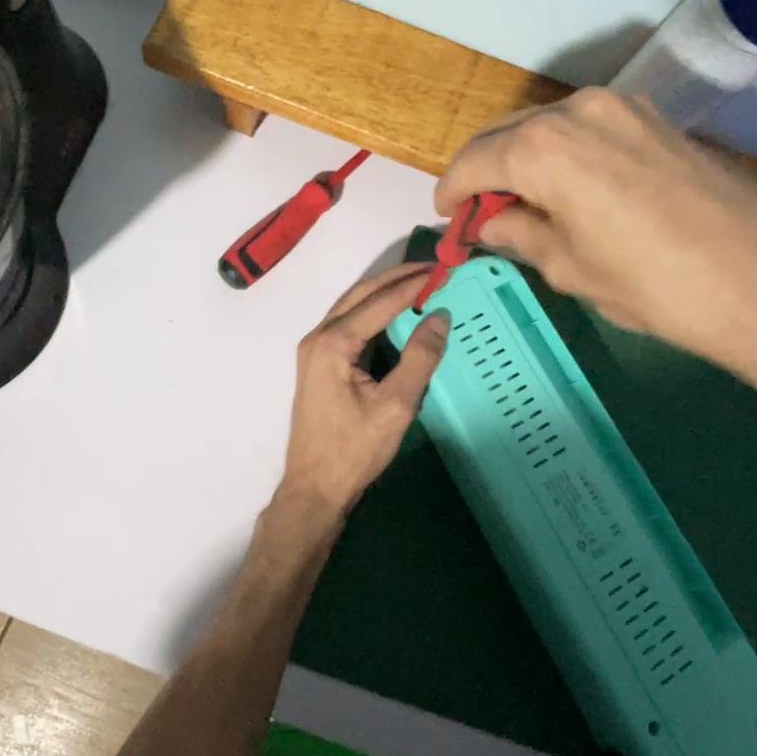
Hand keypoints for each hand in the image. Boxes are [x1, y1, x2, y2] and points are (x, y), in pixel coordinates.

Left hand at [281, 263, 449, 514]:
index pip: (379, 301)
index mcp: (333, 343)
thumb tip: (440, 315)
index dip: (412, 284)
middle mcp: (318, 337)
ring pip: (351, 306)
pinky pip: (347, 324)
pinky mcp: (318, 363)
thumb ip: (420, 357)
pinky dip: (372, 312)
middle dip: (395, 278)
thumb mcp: (397, 405)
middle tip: (431, 267)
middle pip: (360, 294)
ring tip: (417, 282)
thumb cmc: (354, 449)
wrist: (314, 487)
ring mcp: (314, 349)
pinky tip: (394, 313)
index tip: (442, 269)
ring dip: (383, 292)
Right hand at [435, 88, 756, 441]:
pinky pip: (586, 129)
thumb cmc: (657, 288)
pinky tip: (569, 192)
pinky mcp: (654, 120)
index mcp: (544, 148)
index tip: (447, 217)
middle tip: (480, 213)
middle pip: (507, 134)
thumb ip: (521, 234)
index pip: (475, 161)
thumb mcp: (572, 269)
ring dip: (524, 159)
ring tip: (524, 205)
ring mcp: (622, 108)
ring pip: (547, 127)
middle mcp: (578, 110)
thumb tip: (491, 222)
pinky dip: (563, 154)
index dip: (453, 191)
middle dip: (485, 171)